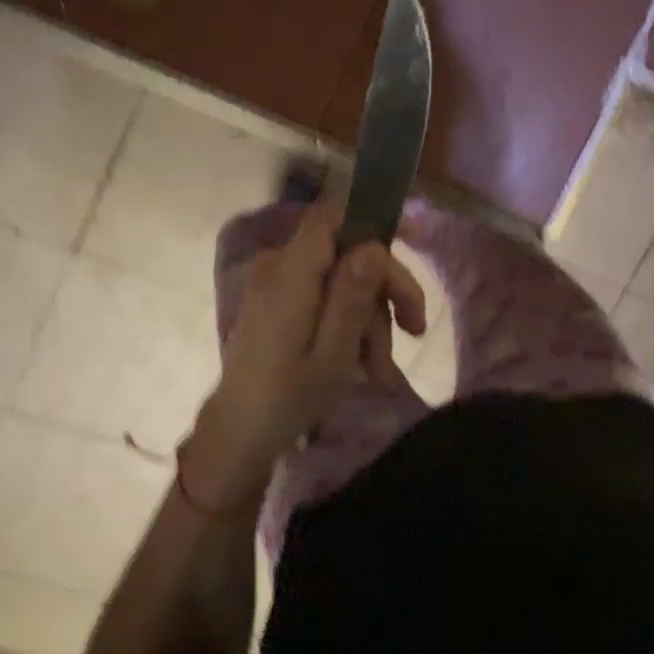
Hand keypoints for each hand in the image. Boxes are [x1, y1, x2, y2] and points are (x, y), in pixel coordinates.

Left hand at [188, 204, 426, 505]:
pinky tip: (364, 361)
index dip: (373, 222)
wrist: (237, 435)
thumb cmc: (287, 400)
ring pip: (341, 277)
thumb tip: (373, 248)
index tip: (415, 242)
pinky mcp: (277, 300)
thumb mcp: (332, 356)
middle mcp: (278, 267)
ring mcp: (275, 283)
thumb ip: (351, 299)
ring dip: (369, 317)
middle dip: (384, 290)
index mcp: (289, 276)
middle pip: (347, 252)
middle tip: (414, 331)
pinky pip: (324, 293)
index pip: (331, 218)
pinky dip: (348, 321)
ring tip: (380, 369)